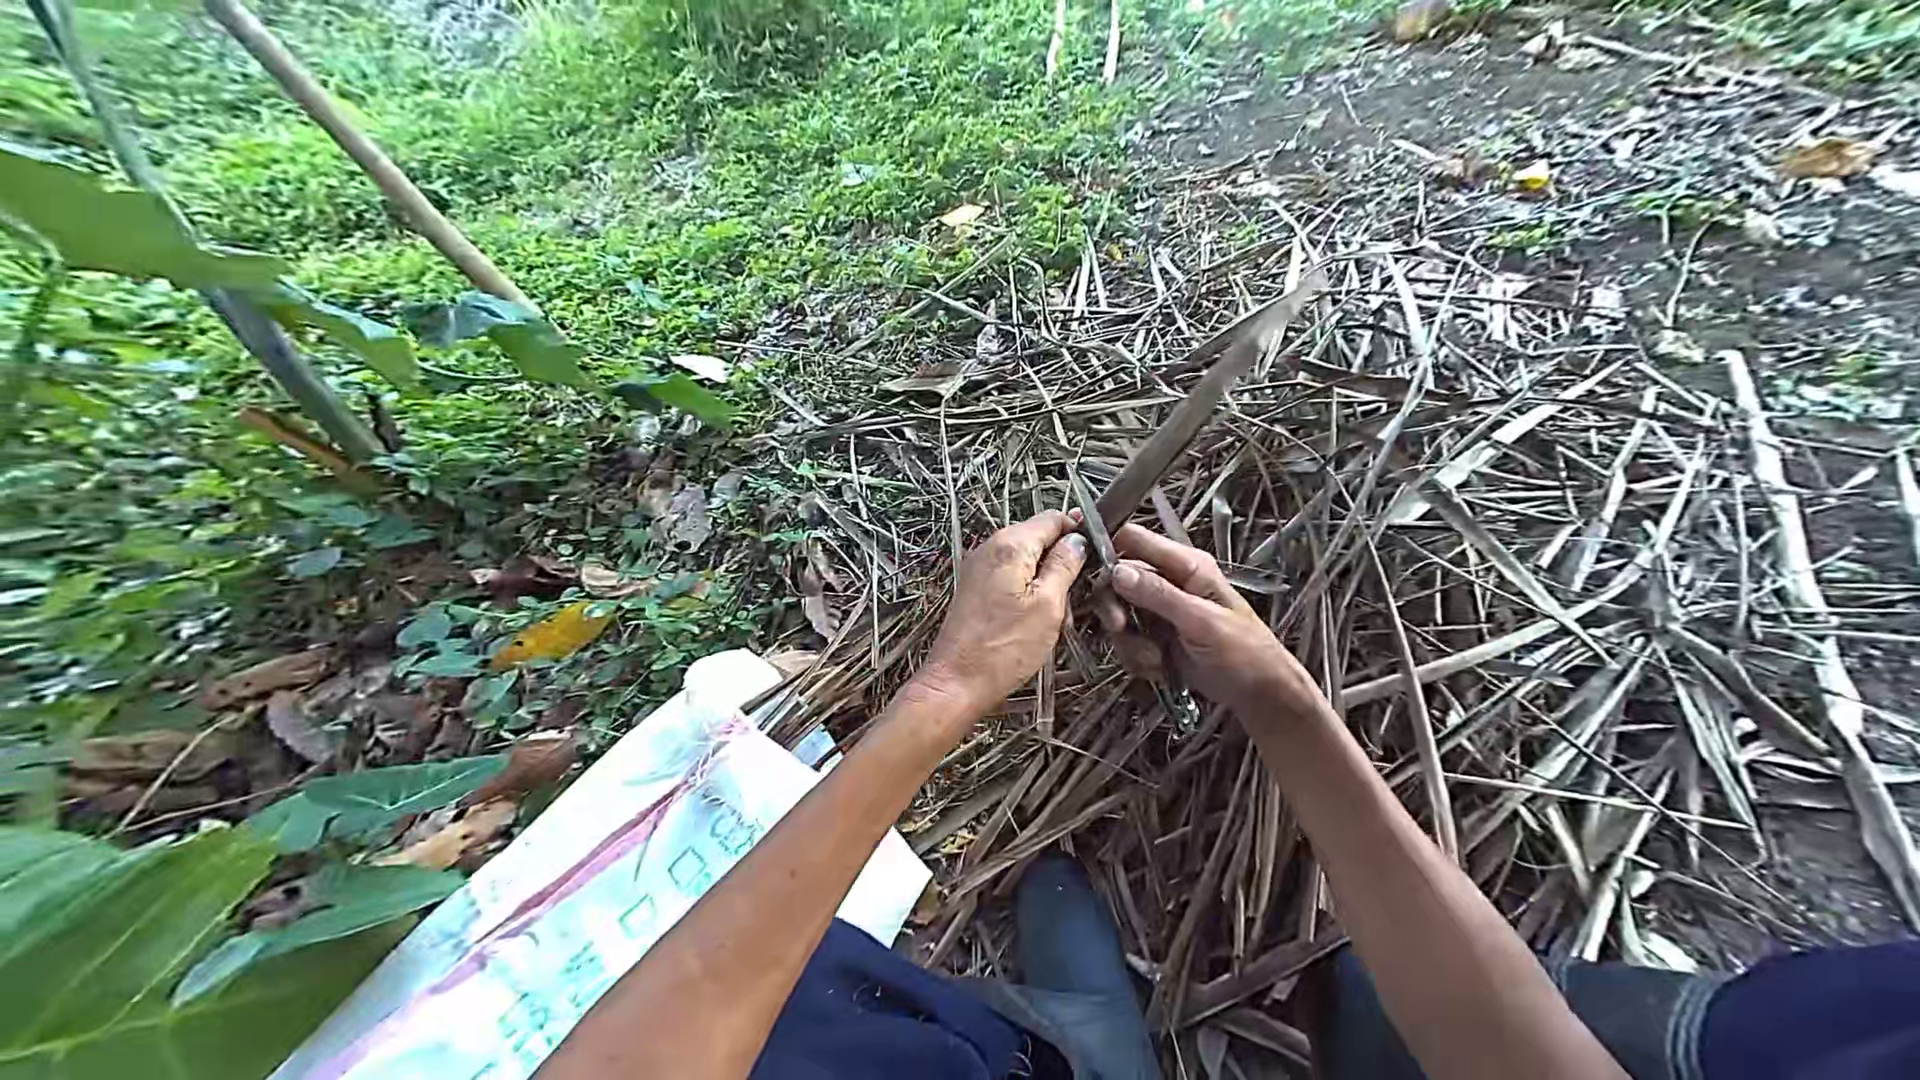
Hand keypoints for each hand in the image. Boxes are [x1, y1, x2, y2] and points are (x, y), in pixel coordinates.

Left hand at [917, 511, 1088, 715]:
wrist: (956, 682)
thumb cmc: (1001, 649)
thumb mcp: (1048, 605)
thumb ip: (1065, 566)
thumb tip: (1077, 541)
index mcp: (1010, 544)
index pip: (1053, 518)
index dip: (1078, 532)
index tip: (1096, 555)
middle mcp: (990, 548)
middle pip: (1039, 538)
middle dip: (1063, 561)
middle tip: (1078, 594)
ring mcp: (980, 568)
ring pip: (1027, 561)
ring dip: (1047, 582)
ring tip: (1056, 615)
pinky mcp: (976, 589)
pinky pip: (1011, 578)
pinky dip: (1029, 593)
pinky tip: (1036, 621)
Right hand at [1093, 524, 1323, 722]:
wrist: (1259, 694)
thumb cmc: (1246, 653)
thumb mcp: (1202, 622)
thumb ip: (1159, 594)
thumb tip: (1118, 571)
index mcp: (1185, 565)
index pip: (1133, 540)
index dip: (1107, 550)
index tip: (1090, 573)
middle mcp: (1168, 582)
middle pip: (1116, 580)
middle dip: (1115, 608)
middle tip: (1120, 627)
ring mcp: (1158, 610)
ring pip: (1117, 614)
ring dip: (1129, 641)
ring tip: (1154, 657)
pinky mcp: (1153, 635)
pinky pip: (1125, 641)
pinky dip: (1136, 657)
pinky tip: (1159, 666)